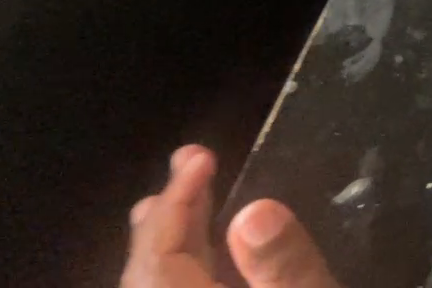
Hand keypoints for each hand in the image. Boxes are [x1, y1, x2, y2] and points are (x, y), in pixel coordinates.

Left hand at [121, 145, 341, 287]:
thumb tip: (255, 209)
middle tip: (189, 157)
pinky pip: (182, 287)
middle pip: (149, 273)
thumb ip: (281, 262)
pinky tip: (206, 242)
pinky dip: (188, 257)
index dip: (176, 203)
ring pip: (161, 283)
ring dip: (173, 234)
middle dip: (167, 213)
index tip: (200, 156)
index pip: (160, 258)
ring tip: (178, 193)